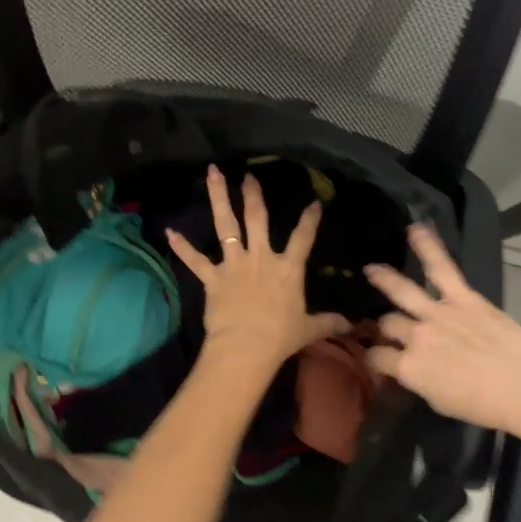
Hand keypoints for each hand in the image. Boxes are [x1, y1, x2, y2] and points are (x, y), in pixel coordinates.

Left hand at [166, 166, 349, 366]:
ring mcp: (235, 265)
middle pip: (258, 219)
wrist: (246, 347)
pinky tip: (170, 232)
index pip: (304, 237)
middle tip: (248, 176)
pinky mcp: (213, 278)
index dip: (310, 219)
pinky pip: (195, 260)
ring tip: (213, 174)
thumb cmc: (280, 338)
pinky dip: (182, 247)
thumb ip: (328, 322)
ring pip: (225, 225)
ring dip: (218, 198)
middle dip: (253, 195)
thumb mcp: (309, 329)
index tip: (315, 202)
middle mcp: (261, 258)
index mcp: (288, 269)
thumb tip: (350, 325)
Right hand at [364, 225, 520, 434]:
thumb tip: (411, 370)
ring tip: (372, 269)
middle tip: (389, 327)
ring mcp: (438, 313)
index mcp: (408, 368)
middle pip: (389, 324)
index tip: (379, 359)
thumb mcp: (439, 401)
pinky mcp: (464, 298)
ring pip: (403, 291)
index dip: (375, 359)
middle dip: (385, 327)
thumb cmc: (484, 405)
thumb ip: (419, 380)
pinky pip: (441, 268)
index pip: (377, 357)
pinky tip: (416, 229)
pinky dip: (428, 247)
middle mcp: (416, 337)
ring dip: (385, 278)